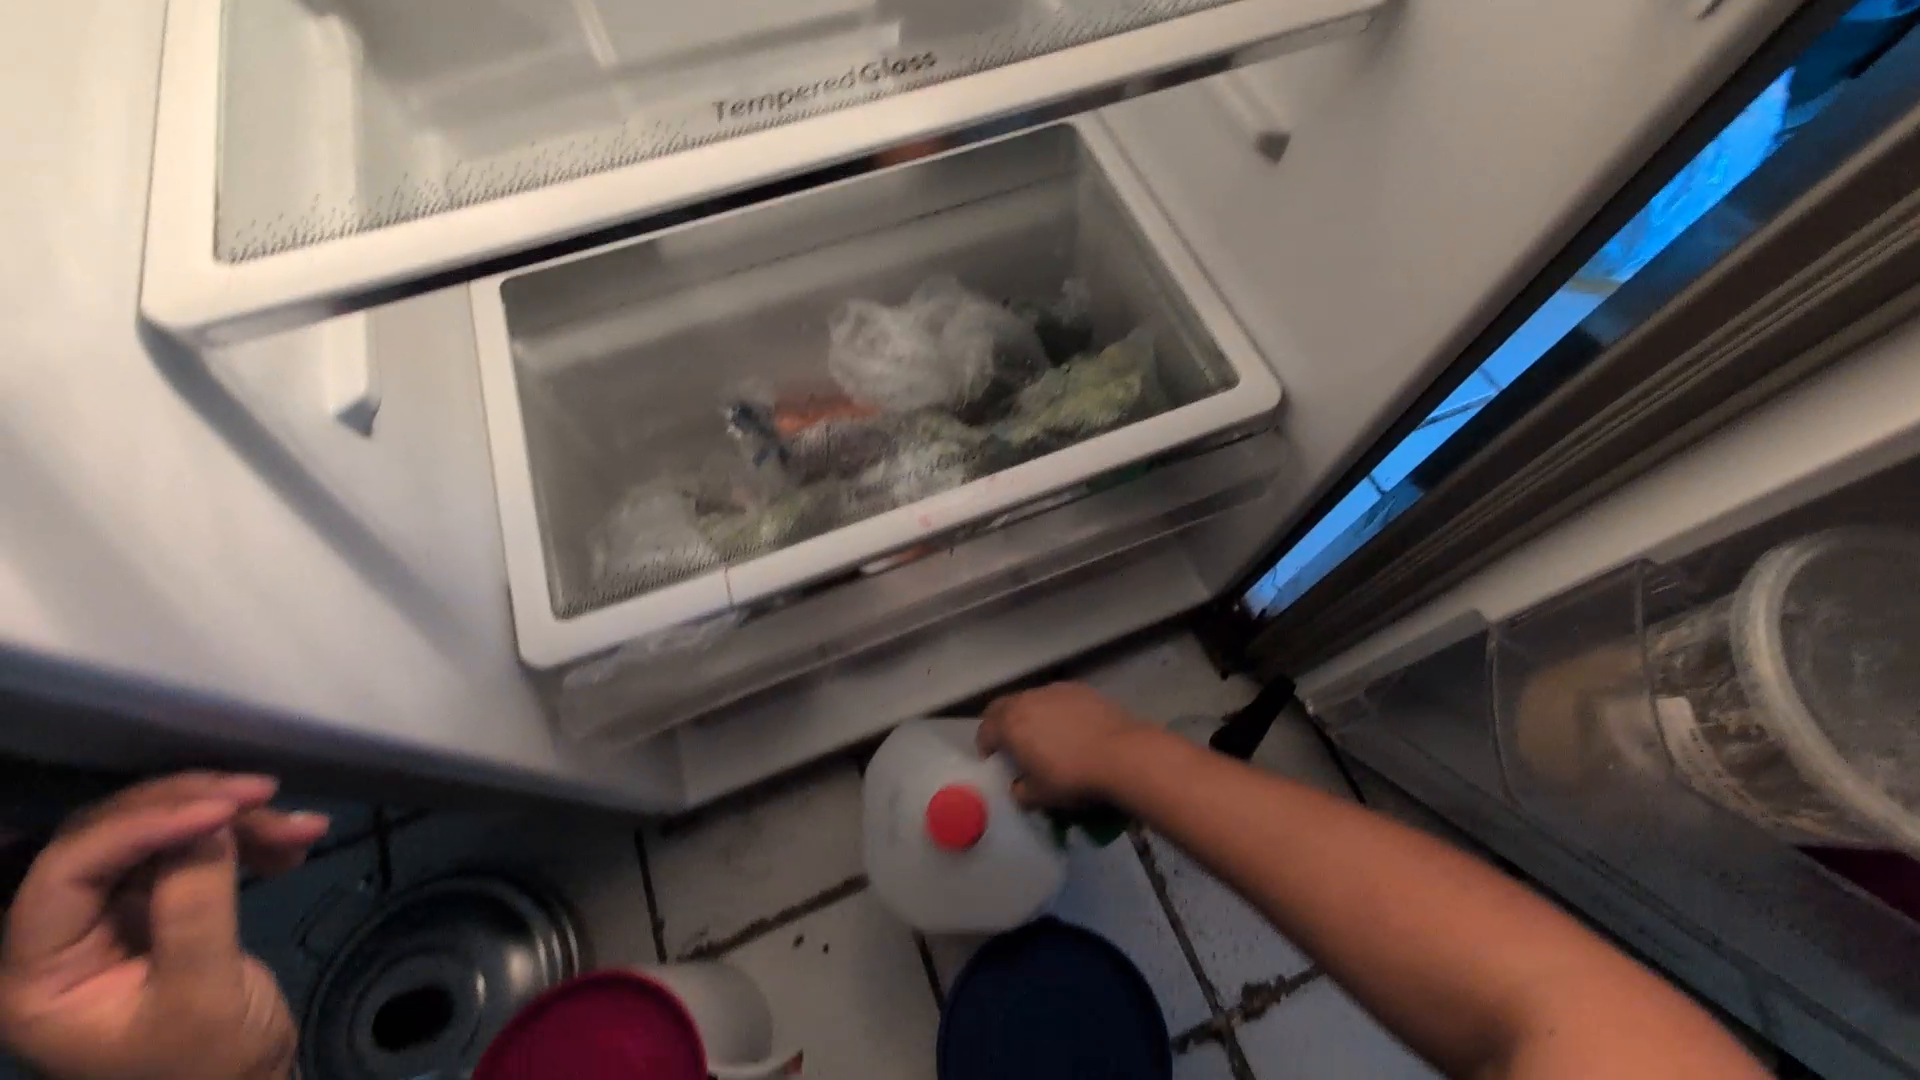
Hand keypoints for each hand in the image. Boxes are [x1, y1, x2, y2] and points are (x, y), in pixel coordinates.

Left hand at [0, 774, 329, 1079]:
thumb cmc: (208, 1058)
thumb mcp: (202, 990)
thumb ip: (196, 908)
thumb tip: (210, 826)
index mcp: (40, 970)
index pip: (67, 873)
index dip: (141, 826)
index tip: (226, 806)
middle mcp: (63, 935)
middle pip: (112, 840)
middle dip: (193, 808)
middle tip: (266, 793)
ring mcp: (113, 917)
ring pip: (162, 836)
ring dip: (236, 821)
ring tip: (302, 826)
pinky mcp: (161, 907)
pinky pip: (197, 851)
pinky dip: (249, 838)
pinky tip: (296, 843)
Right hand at [976, 683, 1161, 807]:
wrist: (1122, 754)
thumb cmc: (1072, 776)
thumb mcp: (1040, 796)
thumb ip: (1020, 791)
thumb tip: (1018, 787)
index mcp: (1010, 724)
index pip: (985, 730)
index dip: (985, 746)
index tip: (995, 761)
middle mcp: (1027, 699)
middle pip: (1003, 707)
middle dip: (1002, 724)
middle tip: (1012, 744)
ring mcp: (1055, 690)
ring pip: (1032, 699)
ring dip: (1030, 715)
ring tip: (1045, 736)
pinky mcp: (1081, 689)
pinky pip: (1058, 698)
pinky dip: (1057, 710)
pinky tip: (1072, 728)